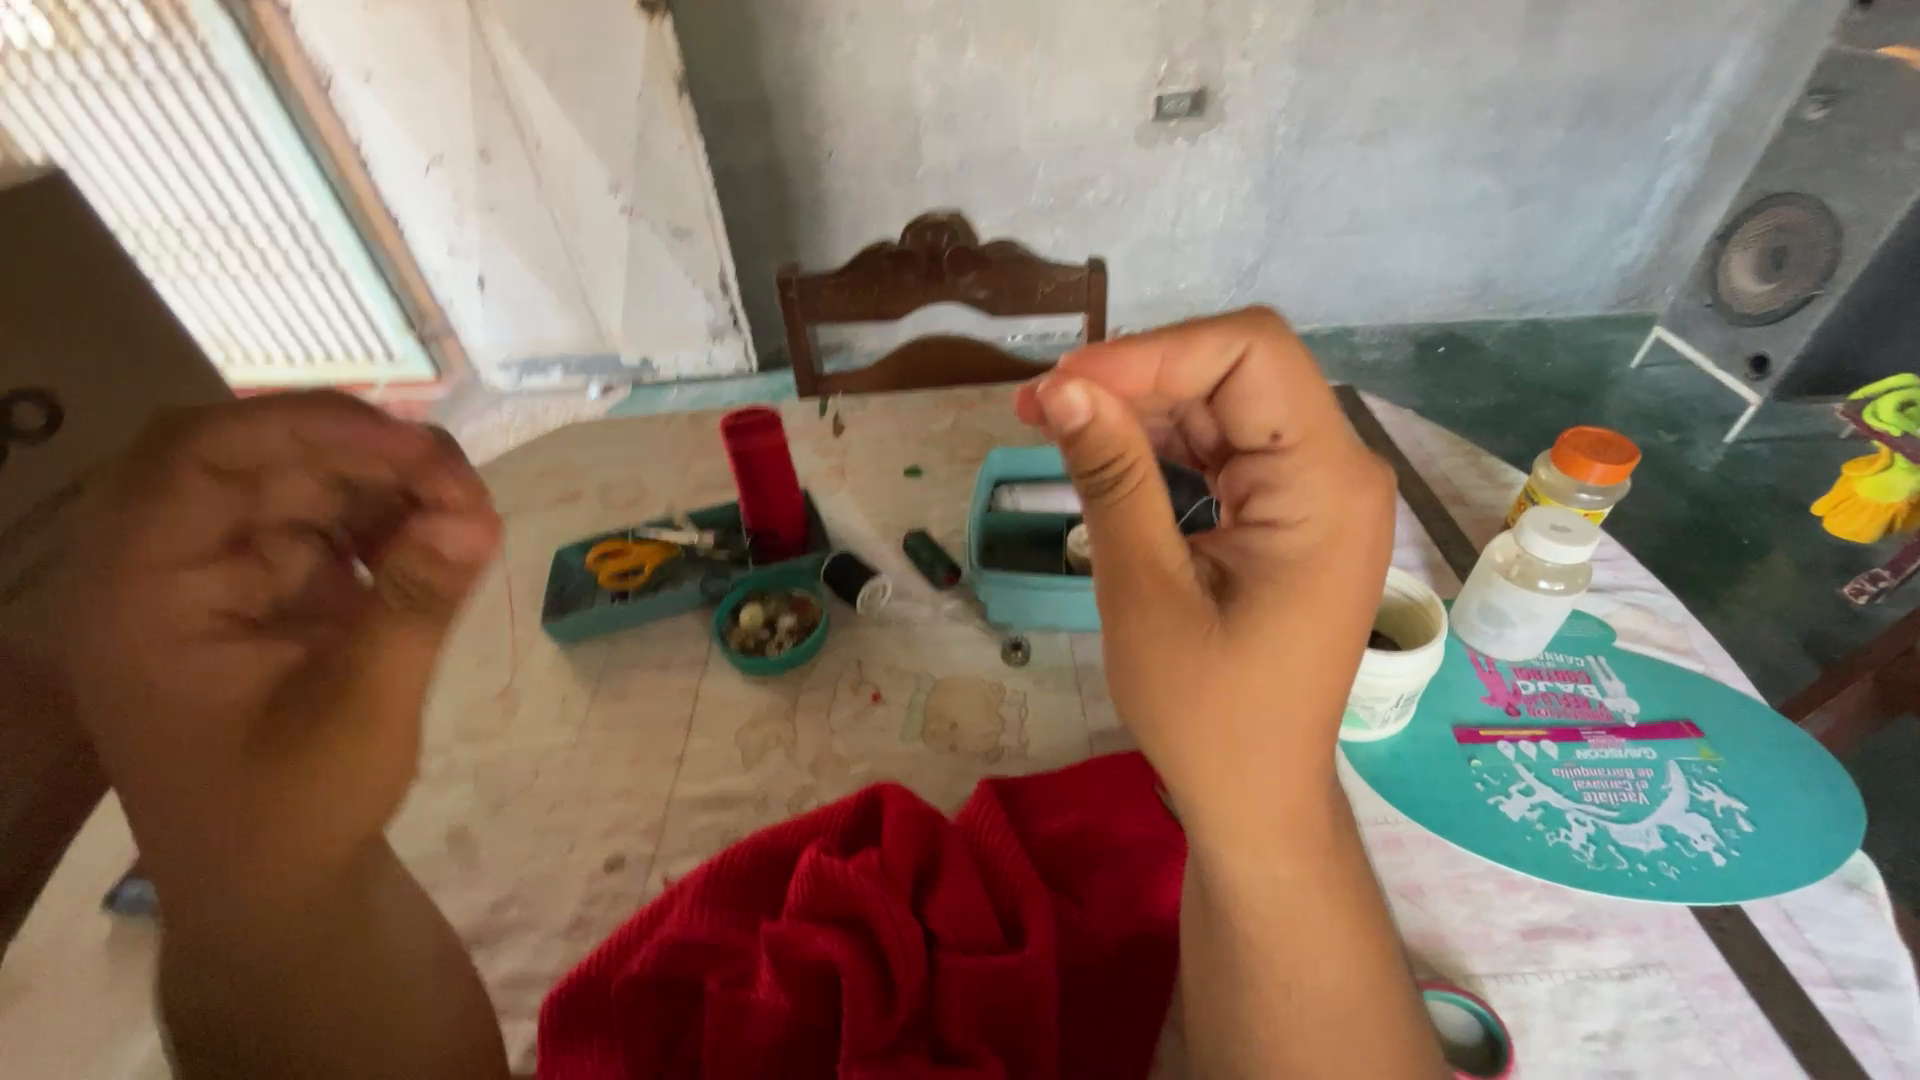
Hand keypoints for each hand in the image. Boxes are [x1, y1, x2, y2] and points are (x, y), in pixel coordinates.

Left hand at [60, 392, 499, 901]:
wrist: (281, 878)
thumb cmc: (295, 808)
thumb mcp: (362, 707)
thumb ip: (416, 603)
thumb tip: (480, 516)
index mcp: (145, 592)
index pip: (198, 458)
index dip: (307, 427)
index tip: (415, 445)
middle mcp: (177, 565)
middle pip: (264, 458)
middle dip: (370, 455)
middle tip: (465, 485)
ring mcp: (234, 575)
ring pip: (311, 483)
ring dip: (395, 483)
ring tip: (472, 510)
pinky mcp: (286, 591)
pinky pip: (342, 526)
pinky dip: (400, 520)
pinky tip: (451, 535)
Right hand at [1016, 309, 1395, 828]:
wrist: (1254, 794)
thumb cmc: (1206, 712)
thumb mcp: (1146, 590)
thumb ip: (1112, 477)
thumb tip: (1065, 388)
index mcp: (1325, 485)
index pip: (1250, 354)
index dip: (1149, 352)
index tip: (1061, 387)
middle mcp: (1335, 471)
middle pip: (1235, 374)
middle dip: (1135, 378)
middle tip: (1039, 406)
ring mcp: (1313, 493)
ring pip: (1221, 408)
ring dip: (1137, 409)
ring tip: (1051, 425)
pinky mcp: (1286, 515)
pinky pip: (1220, 452)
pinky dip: (1158, 447)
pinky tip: (1100, 455)